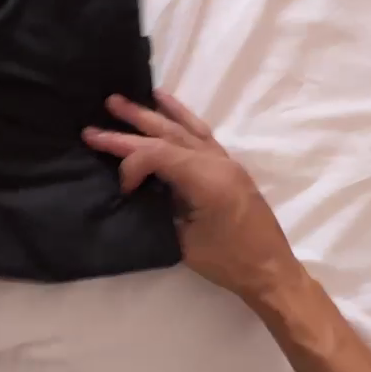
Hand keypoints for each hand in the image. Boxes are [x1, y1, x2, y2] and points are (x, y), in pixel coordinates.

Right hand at [83, 92, 307, 307]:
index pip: (158, 154)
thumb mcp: (183, 242)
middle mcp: (216, 162)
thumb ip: (160, 210)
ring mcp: (224, 161)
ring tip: (122, 101)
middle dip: (130, 125)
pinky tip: (165, 102)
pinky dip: (179, 115)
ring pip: (182, 128)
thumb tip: (137, 193)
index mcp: (207, 180)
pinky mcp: (227, 165)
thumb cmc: (228, 262)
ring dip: (151, 114)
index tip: (123, 190)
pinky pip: (199, 132)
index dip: (131, 165)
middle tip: (100, 115)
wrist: (270, 270)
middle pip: (167, 135)